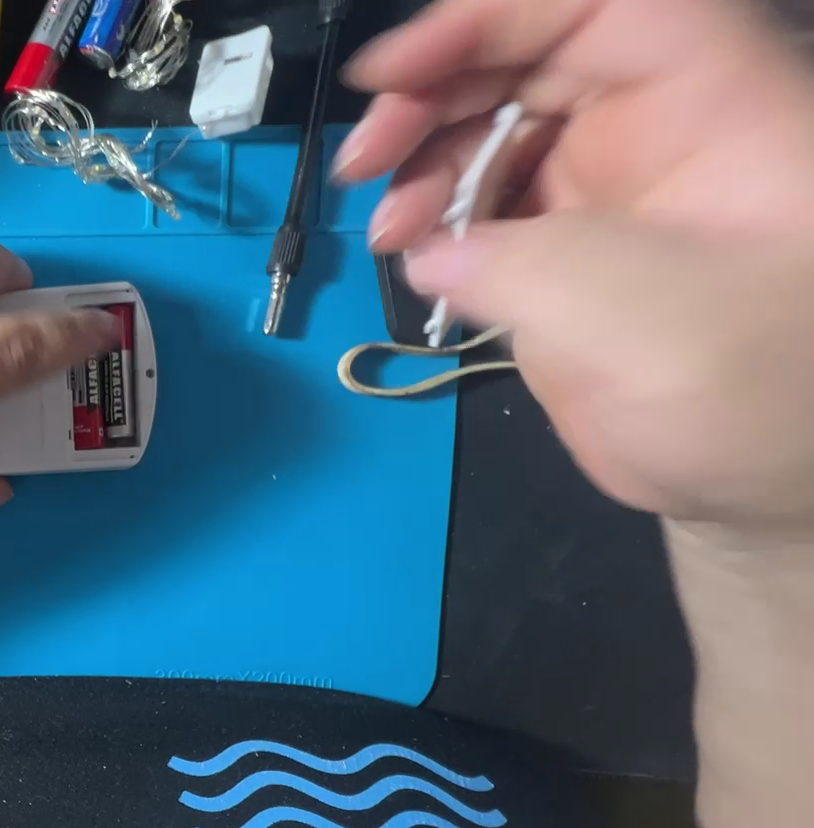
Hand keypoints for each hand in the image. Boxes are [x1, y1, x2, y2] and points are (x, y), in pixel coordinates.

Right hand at [337, 0, 813, 537]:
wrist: (769, 479)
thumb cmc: (761, 399)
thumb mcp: (656, 321)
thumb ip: (536, 266)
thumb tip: (439, 250)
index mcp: (715, 110)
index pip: (600, 11)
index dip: (487, 22)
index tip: (388, 74)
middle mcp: (656, 134)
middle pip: (528, 63)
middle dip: (429, 98)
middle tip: (361, 164)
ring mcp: (603, 194)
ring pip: (489, 132)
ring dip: (417, 167)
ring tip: (388, 231)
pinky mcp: (559, 252)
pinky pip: (477, 205)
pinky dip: (428, 220)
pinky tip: (408, 256)